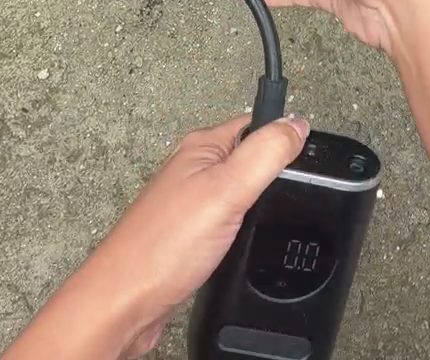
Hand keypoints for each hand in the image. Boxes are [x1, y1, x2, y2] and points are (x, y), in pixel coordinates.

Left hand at [1, 114, 308, 359]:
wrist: (123, 305)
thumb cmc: (162, 248)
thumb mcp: (228, 189)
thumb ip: (266, 153)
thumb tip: (297, 124)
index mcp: (202, 148)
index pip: (255, 123)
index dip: (283, 134)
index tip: (307, 150)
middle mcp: (193, 169)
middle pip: (247, 154)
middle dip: (273, 167)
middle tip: (298, 181)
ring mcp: (189, 203)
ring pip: (237, 188)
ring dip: (257, 198)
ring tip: (276, 209)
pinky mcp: (188, 234)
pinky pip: (227, 216)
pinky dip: (243, 223)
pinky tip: (248, 238)